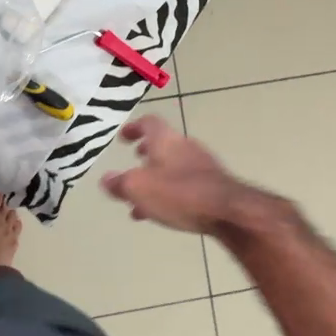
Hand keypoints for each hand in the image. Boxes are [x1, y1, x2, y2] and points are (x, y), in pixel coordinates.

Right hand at [100, 115, 254, 234]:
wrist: (229, 213)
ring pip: (174, 167)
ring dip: (158, 178)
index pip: (149, 122)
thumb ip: (119, 183)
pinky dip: (173, 192)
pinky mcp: (215, 185)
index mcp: (166, 140)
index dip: (134, 128)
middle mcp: (185, 147)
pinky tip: (166, 212)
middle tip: (135, 164)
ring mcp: (204, 166)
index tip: (124, 137)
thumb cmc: (178, 193)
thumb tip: (106, 179)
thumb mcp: (138, 188)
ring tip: (144, 199)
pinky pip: (187, 184)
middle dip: (147, 155)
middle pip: (164, 144)